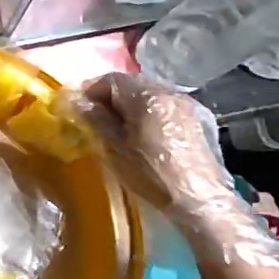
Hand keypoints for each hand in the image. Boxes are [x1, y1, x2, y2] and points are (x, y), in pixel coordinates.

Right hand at [83, 73, 278, 270]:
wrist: (200, 200)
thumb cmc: (152, 174)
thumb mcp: (116, 149)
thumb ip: (96, 119)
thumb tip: (78, 101)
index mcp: (146, 97)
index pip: (111, 79)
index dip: (91, 90)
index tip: (80, 107)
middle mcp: (168, 92)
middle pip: (132, 84)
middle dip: (111, 97)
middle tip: (97, 118)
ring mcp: (186, 104)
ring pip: (149, 94)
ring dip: (131, 105)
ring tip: (120, 127)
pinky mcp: (197, 118)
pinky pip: (165, 106)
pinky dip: (149, 112)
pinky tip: (145, 133)